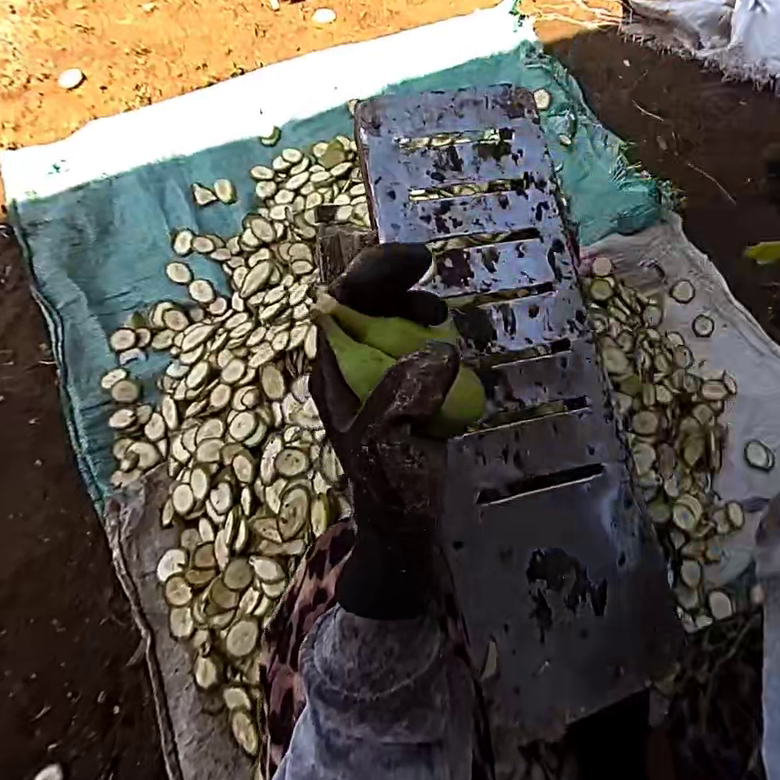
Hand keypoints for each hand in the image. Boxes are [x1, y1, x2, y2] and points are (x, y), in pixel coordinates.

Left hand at [310, 243, 461, 618]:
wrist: (406, 519)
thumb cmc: (389, 484)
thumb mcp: (388, 442)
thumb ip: (403, 395)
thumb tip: (441, 349)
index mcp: (334, 369)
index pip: (341, 303)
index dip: (372, 273)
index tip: (415, 260)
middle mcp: (349, 362)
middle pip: (363, 301)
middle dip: (392, 281)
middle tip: (427, 271)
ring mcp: (376, 371)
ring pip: (388, 317)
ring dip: (412, 306)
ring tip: (438, 317)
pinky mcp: (402, 381)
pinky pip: (412, 340)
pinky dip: (429, 331)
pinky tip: (445, 341)